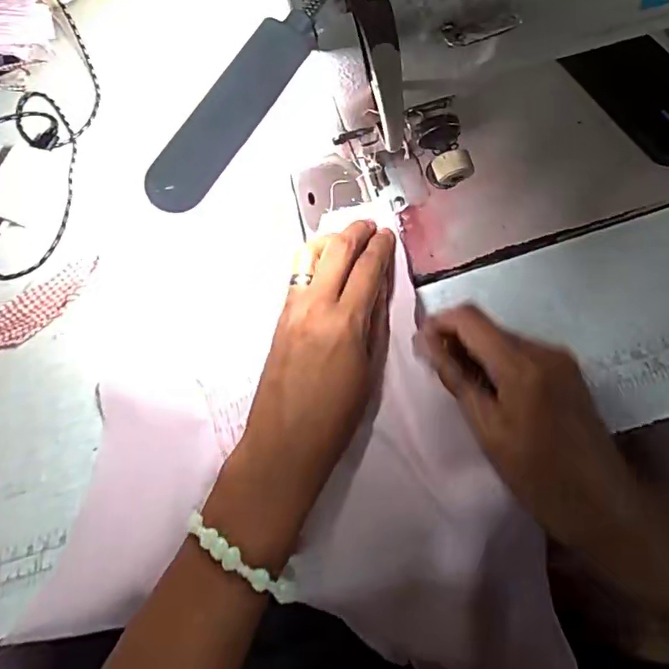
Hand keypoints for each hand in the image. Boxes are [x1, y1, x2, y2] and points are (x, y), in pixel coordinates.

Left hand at [238, 220, 396, 509]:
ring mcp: (292, 310)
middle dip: (355, 232)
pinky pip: (297, 274)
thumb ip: (375, 325)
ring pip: (310, 256)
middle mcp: (316, 307)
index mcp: (345, 323)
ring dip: (332, 240)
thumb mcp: (369, 371)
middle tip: (370, 225)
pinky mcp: (279, 317)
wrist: (282, 444)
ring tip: (347, 236)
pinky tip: (326, 261)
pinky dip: (314, 259)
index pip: (367, 269)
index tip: (389, 233)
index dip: (381, 247)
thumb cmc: (336, 417)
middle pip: (336, 252)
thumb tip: (380, 290)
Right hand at [418, 305, 646, 554]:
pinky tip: (493, 392)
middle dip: (457, 340)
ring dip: (479, 353)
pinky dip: (501, 363)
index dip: (440, 323)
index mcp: (523, 364)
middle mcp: (544, 348)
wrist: (606, 506)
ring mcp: (560, 357)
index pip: (470, 317)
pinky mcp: (568, 370)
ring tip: (462, 386)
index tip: (420, 347)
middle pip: (488, 326)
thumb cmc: (540, 479)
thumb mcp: (489, 432)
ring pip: (505, 339)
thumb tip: (426, 342)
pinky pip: (524, 353)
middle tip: (436, 371)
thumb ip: (457, 379)